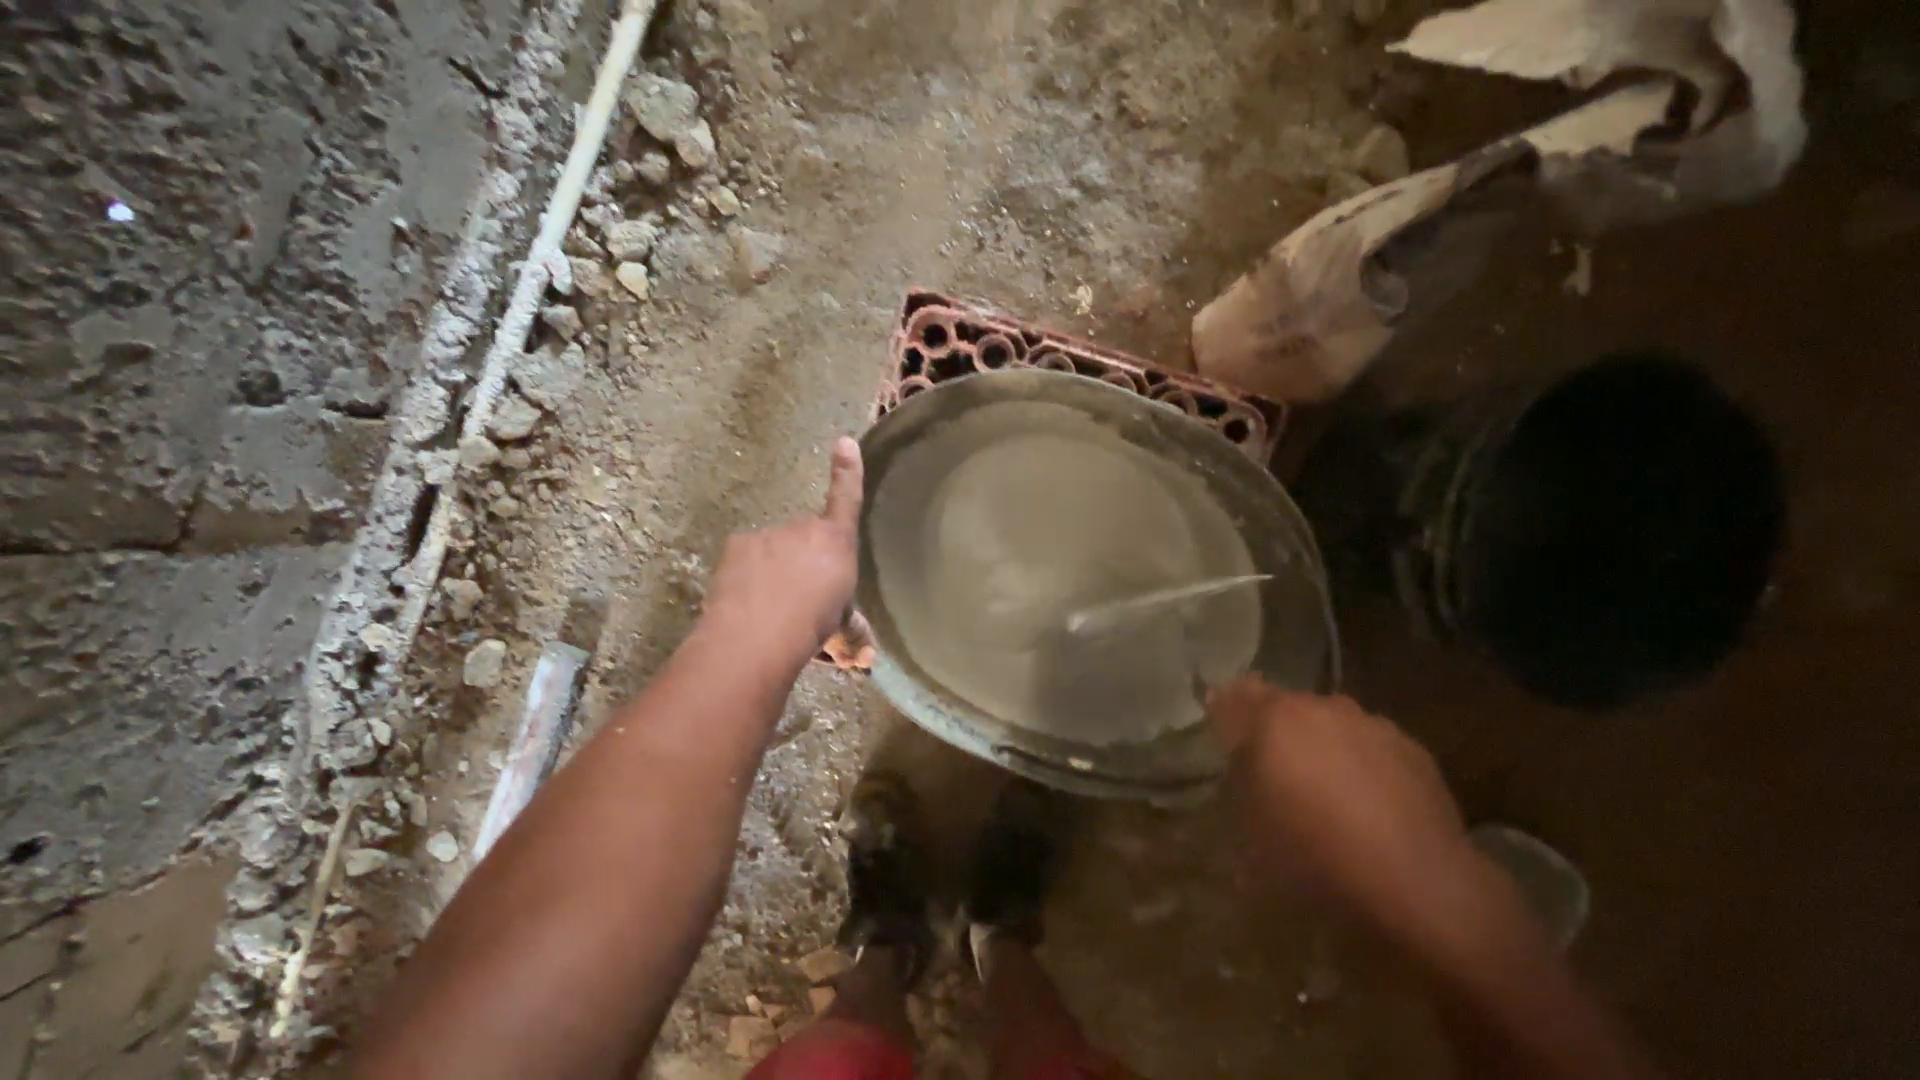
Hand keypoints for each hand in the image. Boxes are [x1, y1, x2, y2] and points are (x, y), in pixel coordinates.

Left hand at [700, 437, 863, 658]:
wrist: (759, 634)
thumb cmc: (813, 627)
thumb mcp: (841, 631)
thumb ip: (852, 633)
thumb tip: (865, 657)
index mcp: (837, 542)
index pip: (847, 499)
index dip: (848, 472)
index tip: (845, 443)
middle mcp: (803, 529)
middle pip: (804, 540)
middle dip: (802, 564)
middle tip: (799, 602)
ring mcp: (768, 534)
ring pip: (773, 550)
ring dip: (774, 572)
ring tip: (770, 611)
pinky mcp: (737, 546)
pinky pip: (746, 559)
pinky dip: (747, 577)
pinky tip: (745, 604)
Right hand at [1208, 677, 1473, 931]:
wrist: (1416, 881)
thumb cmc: (1314, 854)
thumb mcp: (1250, 823)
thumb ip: (1239, 774)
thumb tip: (1239, 751)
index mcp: (1274, 717)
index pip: (1235, 696)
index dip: (1225, 711)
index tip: (1222, 733)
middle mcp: (1322, 707)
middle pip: (1286, 707)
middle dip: (1276, 731)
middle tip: (1273, 772)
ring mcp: (1372, 724)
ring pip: (1332, 725)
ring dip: (1322, 746)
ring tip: (1326, 791)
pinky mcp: (1413, 749)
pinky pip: (1371, 747)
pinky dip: (1361, 764)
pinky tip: (1369, 805)